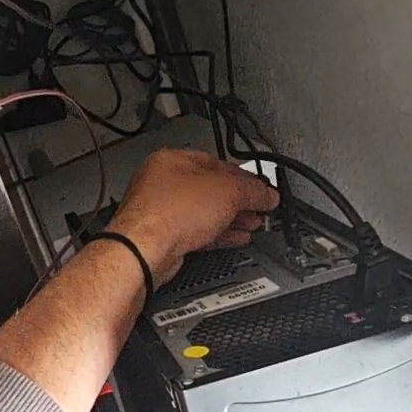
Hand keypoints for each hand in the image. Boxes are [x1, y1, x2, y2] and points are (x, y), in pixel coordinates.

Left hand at [105, 148, 279, 281]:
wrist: (145, 250)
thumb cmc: (169, 213)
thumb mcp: (226, 191)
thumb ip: (252, 190)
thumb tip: (266, 194)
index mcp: (170, 161)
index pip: (216, 164)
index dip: (244, 176)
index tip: (261, 187)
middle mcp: (160, 185)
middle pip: (209, 190)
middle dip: (239, 201)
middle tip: (259, 208)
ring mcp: (160, 213)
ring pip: (202, 214)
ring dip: (231, 219)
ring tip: (252, 224)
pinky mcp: (162, 238)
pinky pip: (195, 233)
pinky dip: (217, 235)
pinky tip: (234, 238)